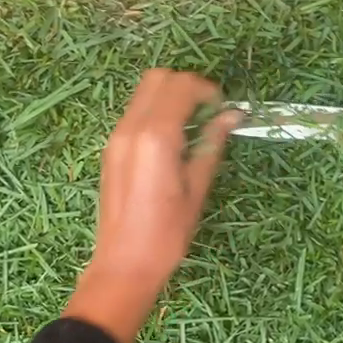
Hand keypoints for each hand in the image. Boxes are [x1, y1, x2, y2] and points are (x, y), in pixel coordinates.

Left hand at [63, 70, 238, 342]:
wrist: (124, 264)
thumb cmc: (167, 233)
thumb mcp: (196, 188)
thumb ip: (211, 145)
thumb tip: (232, 115)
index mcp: (155, 137)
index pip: (181, 87)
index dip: (207, 90)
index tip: (223, 107)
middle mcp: (130, 128)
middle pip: (158, 79)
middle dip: (186, 86)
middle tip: (208, 111)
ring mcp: (116, 137)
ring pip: (143, 92)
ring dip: (169, 96)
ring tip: (192, 124)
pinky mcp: (110, 149)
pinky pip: (134, 113)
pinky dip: (155, 111)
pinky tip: (172, 139)